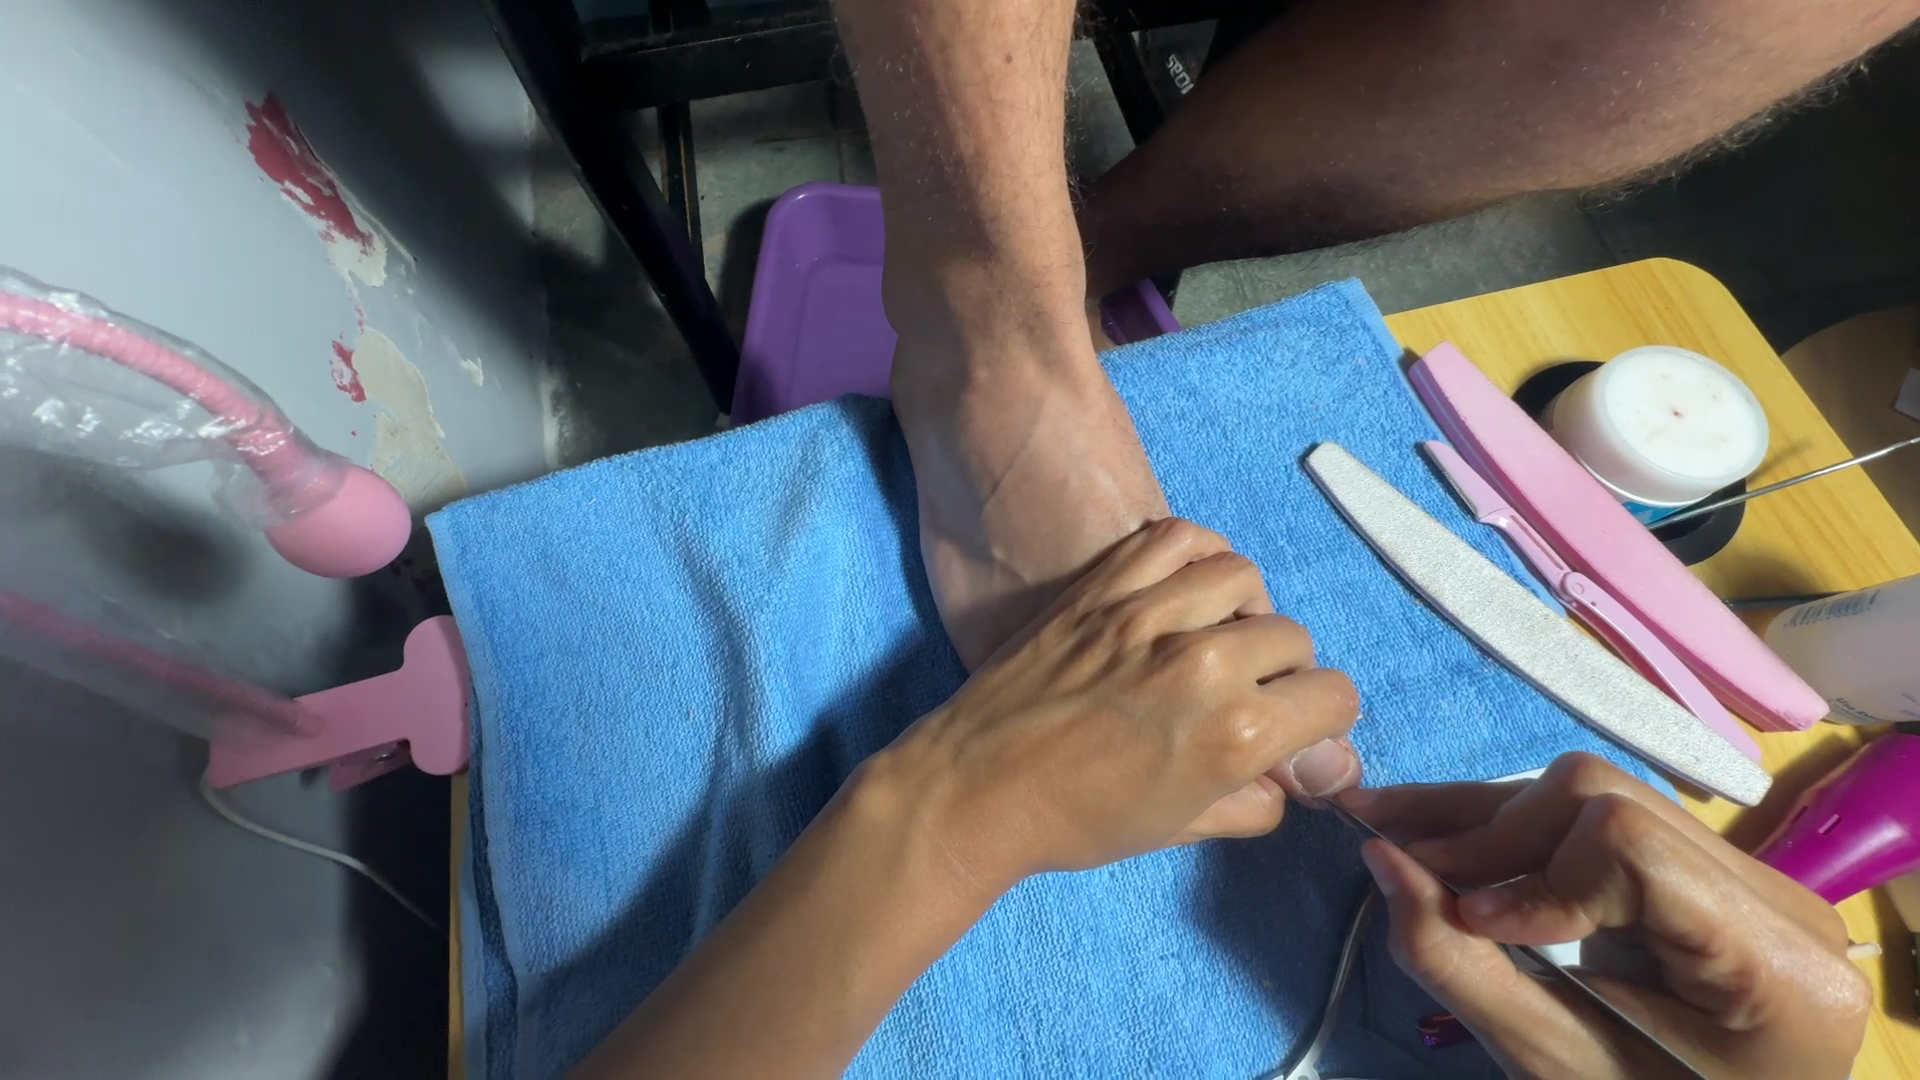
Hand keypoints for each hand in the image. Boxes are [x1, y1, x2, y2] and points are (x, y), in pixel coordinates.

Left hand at [865, 517, 1362, 888]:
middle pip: (1293, 637)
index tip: (1293, 726)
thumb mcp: (1181, 827)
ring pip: (1241, 577)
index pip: (1333, 696)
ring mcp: (1146, 614)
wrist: (977, 785)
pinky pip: (1174, 537)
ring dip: (1244, 607)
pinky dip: (1196, 552)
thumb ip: (1258, 798)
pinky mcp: (1101, 586)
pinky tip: (1184, 582)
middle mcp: (1203, 664)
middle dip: (1284, 670)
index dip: (1321, 719)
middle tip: (1246, 689)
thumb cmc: (1077, 820)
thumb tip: (1302, 771)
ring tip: (1215, 630)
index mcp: (1234, 735)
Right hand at [1343, 753, 1871, 1079]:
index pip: (1625, 842)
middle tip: (1412, 863)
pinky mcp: (1691, 860)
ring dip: (1481, 819)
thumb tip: (1377, 851)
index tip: (1474, 920)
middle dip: (1491, 830)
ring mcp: (1737, 868)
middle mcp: (1772, 893)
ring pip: (1576, 788)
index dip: (1532, 873)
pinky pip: (1580, 812)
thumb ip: (1453, 960)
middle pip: (1594, 794)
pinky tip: (1443, 836)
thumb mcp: (1544, 1058)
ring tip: (1404, 836)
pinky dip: (1503, 826)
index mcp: (1773, 962)